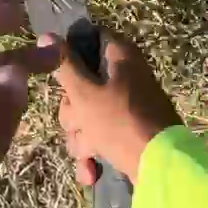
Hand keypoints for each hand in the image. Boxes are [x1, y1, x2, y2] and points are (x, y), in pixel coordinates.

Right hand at [53, 32, 180, 183]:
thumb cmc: (121, 123)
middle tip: (82, 122)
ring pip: (85, 115)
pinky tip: (93, 171)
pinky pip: (98, 137)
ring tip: (92, 152)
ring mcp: (126, 105)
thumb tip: (46, 36)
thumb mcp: (86, 93)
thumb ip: (64, 65)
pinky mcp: (126, 132)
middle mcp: (124, 75)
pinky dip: (93, 154)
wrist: (161, 169)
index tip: (63, 79)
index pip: (86, 40)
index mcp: (119, 56)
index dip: (69, 59)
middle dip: (74, 113)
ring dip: (82, 138)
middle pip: (80, 85)